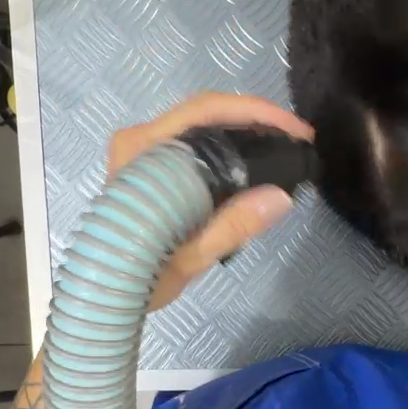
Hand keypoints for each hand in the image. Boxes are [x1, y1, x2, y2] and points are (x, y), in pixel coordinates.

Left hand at [106, 93, 314, 309]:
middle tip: (299, 138)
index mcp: (143, 150)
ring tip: (285, 148)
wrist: (108, 296)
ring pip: (205, 128)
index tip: (295, 130)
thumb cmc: (141, 277)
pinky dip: (231, 149)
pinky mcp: (154, 168)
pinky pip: (198, 147)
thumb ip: (233, 226)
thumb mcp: (190, 256)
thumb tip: (282, 198)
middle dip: (257, 121)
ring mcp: (146, 153)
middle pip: (207, 114)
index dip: (255, 113)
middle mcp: (142, 141)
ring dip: (247, 134)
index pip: (205, 112)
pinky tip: (256, 163)